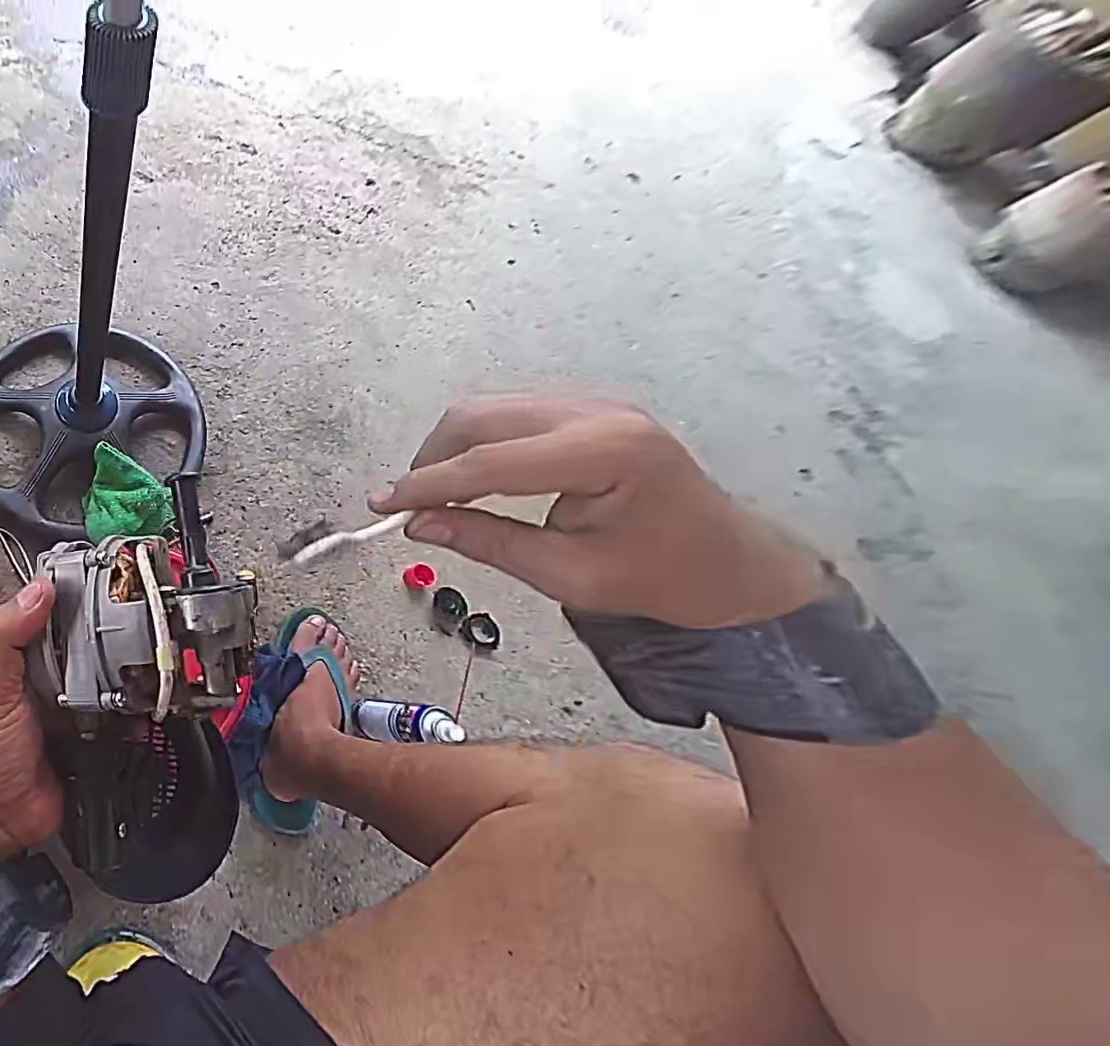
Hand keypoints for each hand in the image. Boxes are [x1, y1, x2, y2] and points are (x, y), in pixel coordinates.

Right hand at [371, 398, 824, 627]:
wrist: (727, 563)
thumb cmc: (660, 577)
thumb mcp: (567, 575)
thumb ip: (487, 543)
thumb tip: (419, 525)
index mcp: (606, 453)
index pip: (489, 461)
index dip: (426, 484)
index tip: (382, 505)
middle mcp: (598, 412)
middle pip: (478, 416)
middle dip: (431, 460)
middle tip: (409, 507)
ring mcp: (592, 404)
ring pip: (486, 408)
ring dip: (448, 449)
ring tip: (436, 497)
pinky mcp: (583, 410)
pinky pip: (507, 413)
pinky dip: (473, 444)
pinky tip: (469, 479)